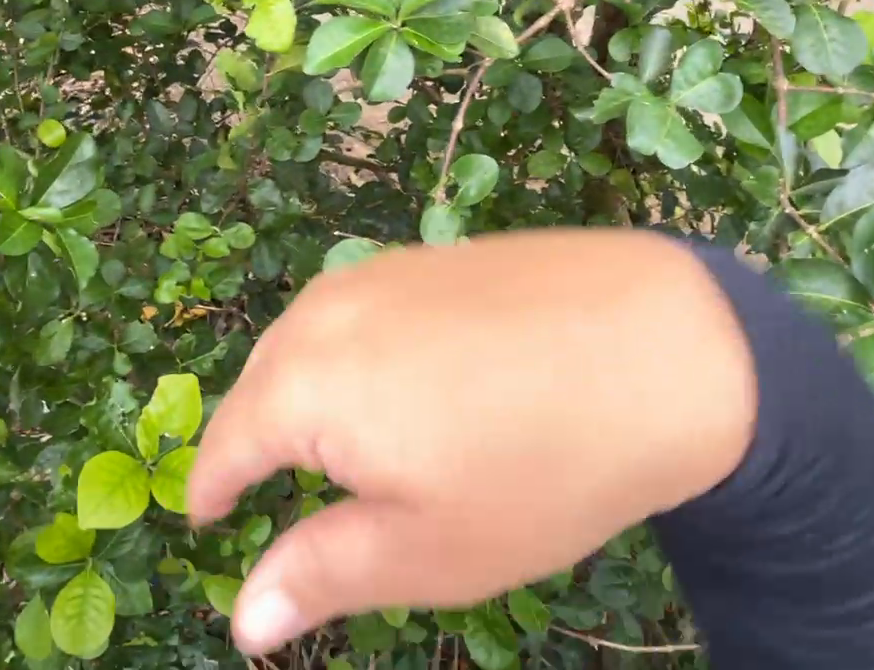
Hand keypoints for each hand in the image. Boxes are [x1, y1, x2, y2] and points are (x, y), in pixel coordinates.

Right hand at [186, 229, 758, 654]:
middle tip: (275, 487)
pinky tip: (399, 374)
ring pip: (308, 336)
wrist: (664, 343)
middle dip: (256, 437)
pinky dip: (353, 349)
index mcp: (307, 381)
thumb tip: (243, 620)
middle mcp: (328, 309)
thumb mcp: (428, 547)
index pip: (228, 442)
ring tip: (333, 436)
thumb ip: (321, 574)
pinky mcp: (430, 254)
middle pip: (261, 381)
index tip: (209, 517)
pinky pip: (358, 307)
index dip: (212, 487)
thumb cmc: (540, 465)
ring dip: (304, 387)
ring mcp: (381, 270)